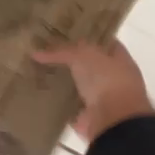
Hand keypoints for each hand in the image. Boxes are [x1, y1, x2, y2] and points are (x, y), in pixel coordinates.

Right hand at [31, 40, 154, 146]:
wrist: (113, 122)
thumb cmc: (107, 81)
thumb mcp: (83, 55)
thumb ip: (61, 51)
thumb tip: (35, 53)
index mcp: (119, 60)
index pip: (104, 43)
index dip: (87, 36)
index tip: (64, 31)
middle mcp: (113, 79)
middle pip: (88, 64)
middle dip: (69, 59)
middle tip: (43, 51)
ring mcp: (101, 99)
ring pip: (77, 85)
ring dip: (62, 81)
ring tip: (36, 71)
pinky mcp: (87, 116)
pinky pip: (68, 105)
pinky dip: (56, 102)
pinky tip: (39, 93)